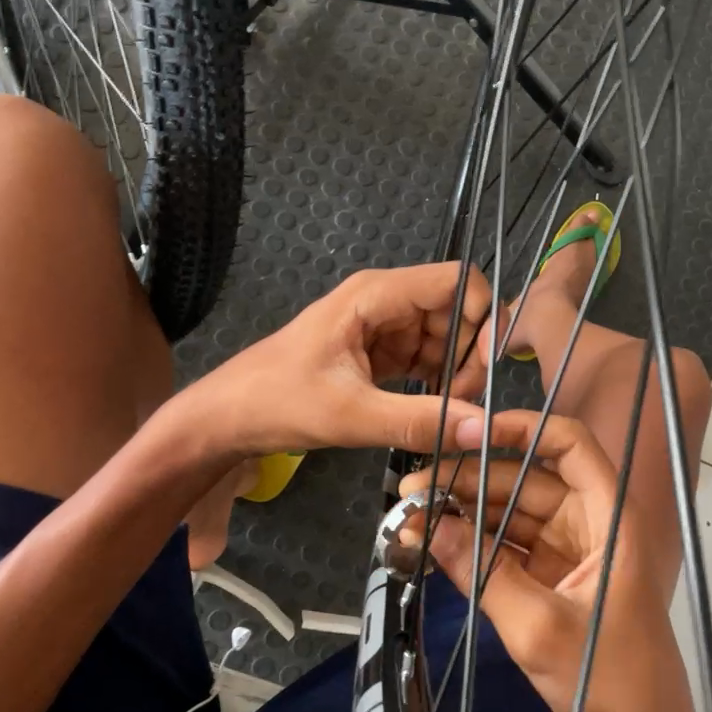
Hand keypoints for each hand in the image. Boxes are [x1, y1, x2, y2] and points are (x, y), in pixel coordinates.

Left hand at [180, 263, 492, 457]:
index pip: (458, 281)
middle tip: (462, 404)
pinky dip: (439, 383)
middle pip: (458, 311)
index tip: (482, 369)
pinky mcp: (382, 351)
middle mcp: (387, 301)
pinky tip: (433, 410)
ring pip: (448, 338)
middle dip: (470, 355)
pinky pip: (429, 358)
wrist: (227, 418)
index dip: (483, 317)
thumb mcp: (351, 415)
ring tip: (446, 413)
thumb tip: (483, 430)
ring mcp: (385, 326)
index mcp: (377, 295)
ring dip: (456, 373)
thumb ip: (419, 421)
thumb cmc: (278, 402)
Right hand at [400, 409, 701, 711]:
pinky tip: (432, 542)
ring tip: (409, 514)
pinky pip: (509, 549)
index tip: (466, 432)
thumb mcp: (537, 626)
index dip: (522, 428)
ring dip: (466, 513)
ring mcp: (570, 554)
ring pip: (513, 514)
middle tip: (410, 487)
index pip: (570, 445)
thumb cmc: (606, 678)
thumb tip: (422, 523)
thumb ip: (480, 572)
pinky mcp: (553, 582)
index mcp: (609, 517)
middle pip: (528, 481)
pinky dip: (474, 546)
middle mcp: (591, 524)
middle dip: (471, 479)